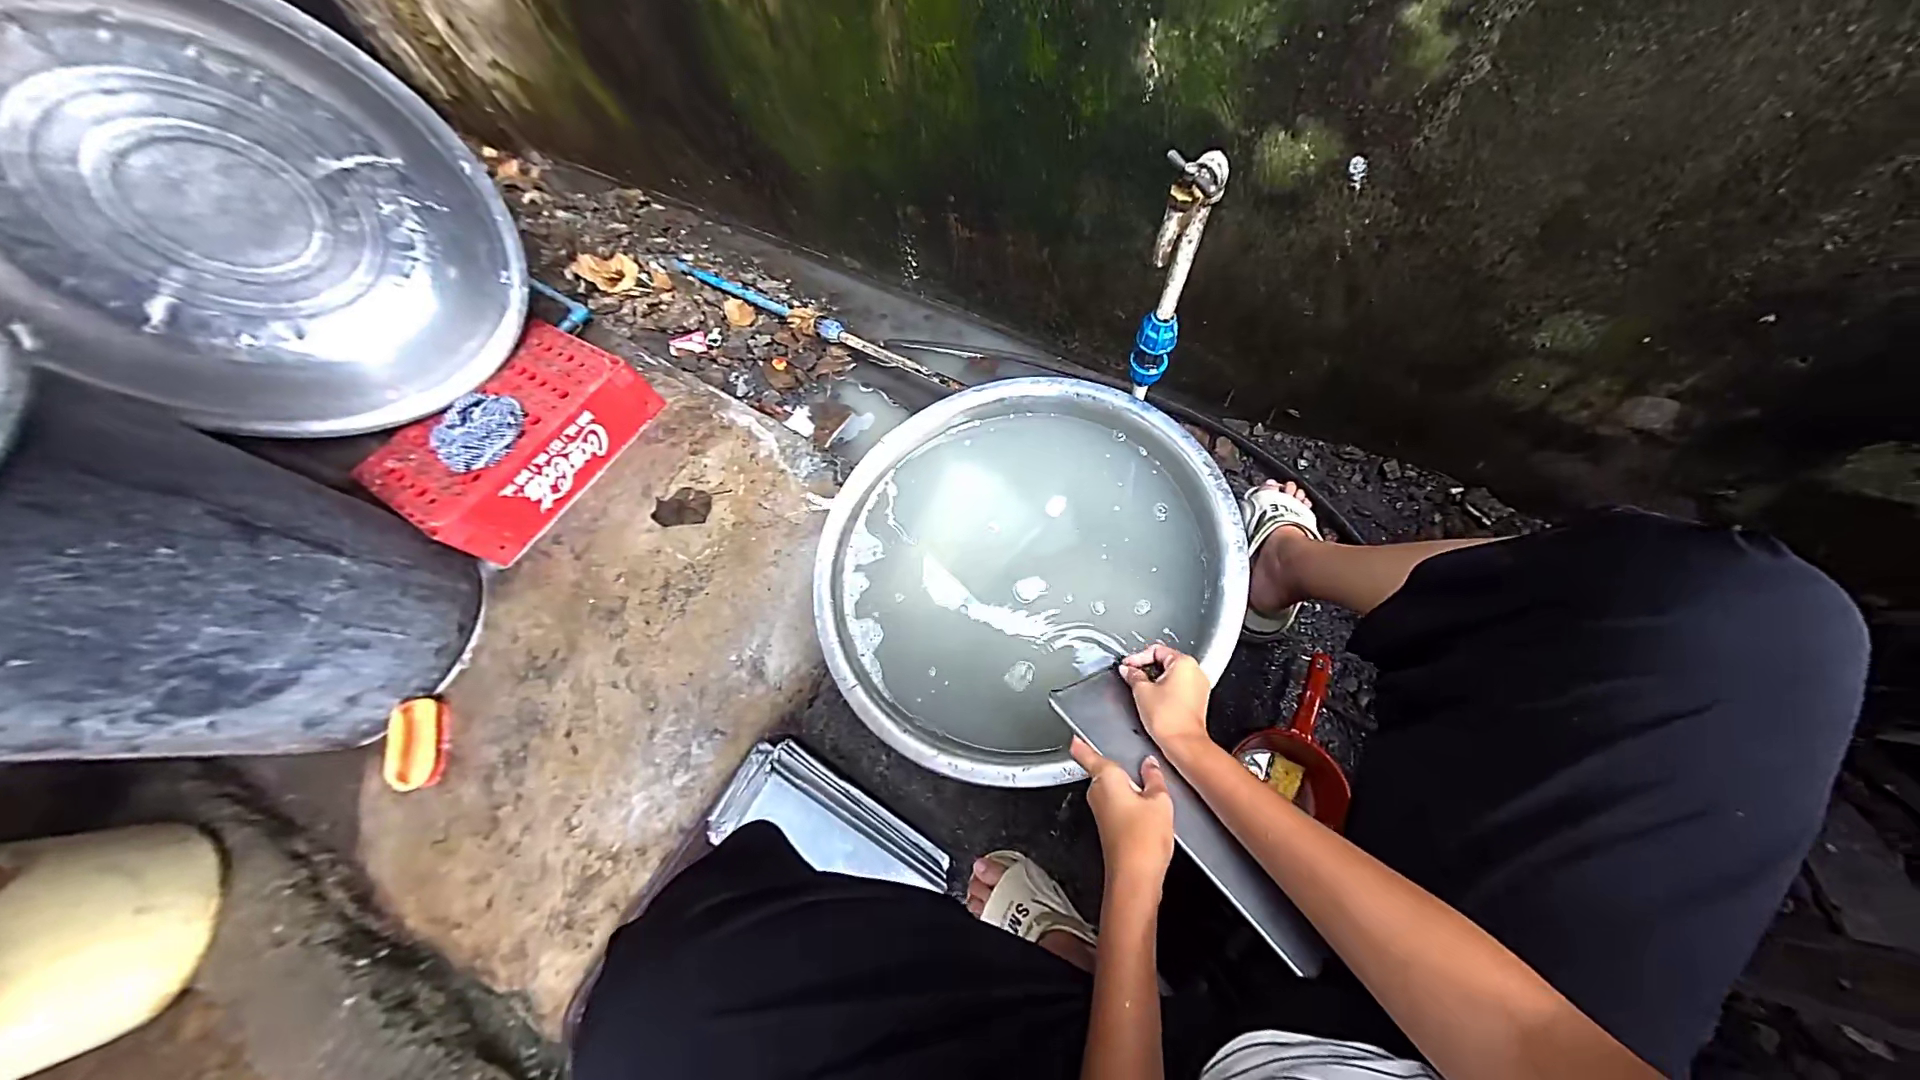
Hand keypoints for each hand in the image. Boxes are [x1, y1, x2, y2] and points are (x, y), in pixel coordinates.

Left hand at [1070, 736, 1174, 889]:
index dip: (1081, 746)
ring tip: (1151, 798)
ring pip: (1113, 790)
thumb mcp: (1160, 801)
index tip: (1074, 737)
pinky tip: (1146, 814)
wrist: (1135, 876)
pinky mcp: (1107, 826)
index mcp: (1105, 777)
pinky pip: (1117, 806)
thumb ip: (1155, 778)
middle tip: (1145, 773)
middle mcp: (1097, 792)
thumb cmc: (1142, 840)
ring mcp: (1100, 811)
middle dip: (1124, 771)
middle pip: (1107, 772)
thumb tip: (1151, 765)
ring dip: (1128, 790)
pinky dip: (1130, 805)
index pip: (1088, 755)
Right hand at [1119, 643, 1211, 759]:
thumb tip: (1128, 669)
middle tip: (1131, 676)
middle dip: (1146, 668)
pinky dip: (1165, 689)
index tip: (1127, 666)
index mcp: (1184, 663)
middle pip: (1165, 661)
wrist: (1183, 744)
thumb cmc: (1168, 719)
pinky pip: (1179, 687)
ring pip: (1172, 674)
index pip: (1156, 650)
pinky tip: (1154, 700)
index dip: (1137, 657)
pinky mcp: (1197, 699)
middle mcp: (1195, 671)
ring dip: (1155, 679)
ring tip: (1142, 690)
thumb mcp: (1142, 691)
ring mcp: (1199, 686)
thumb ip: (1133, 675)